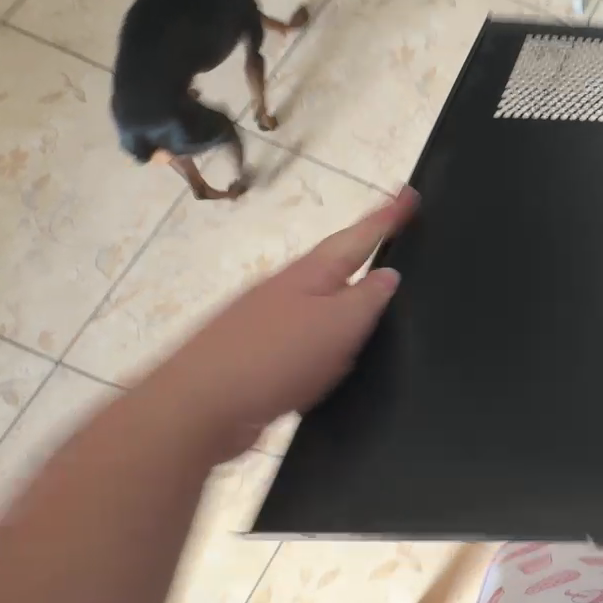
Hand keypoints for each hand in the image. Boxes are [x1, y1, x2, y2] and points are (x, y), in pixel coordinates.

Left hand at [142, 188, 417, 458]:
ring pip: (321, 302)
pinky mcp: (259, 358)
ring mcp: (267, 323)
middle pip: (335, 263)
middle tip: (396, 238)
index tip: (411, 191)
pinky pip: (307, 339)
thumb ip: (369, 297)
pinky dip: (329, 339)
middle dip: (365, 251)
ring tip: (376, 305)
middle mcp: (287, 290)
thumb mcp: (339, 324)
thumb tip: (389, 274)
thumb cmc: (273, 357)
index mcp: (311, 274)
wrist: (192, 411)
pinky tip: (337, 359)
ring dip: (347, 297)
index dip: (388, 215)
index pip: (360, 236)